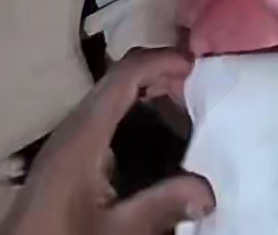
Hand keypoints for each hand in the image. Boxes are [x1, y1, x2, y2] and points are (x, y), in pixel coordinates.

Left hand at [0, 50, 214, 234]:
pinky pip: (109, 103)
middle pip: (123, 72)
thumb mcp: (112, 233)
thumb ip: (160, 207)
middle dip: (164, 69)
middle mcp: (76, 123)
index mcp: (85, 133)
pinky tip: (154, 124)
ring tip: (183, 100)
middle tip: (198, 85)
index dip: (164, 60)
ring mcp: (69, 134)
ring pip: (115, 86)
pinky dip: (138, 99)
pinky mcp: (69, 147)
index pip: (128, 72)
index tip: (198, 69)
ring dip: (151, 83)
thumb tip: (209, 193)